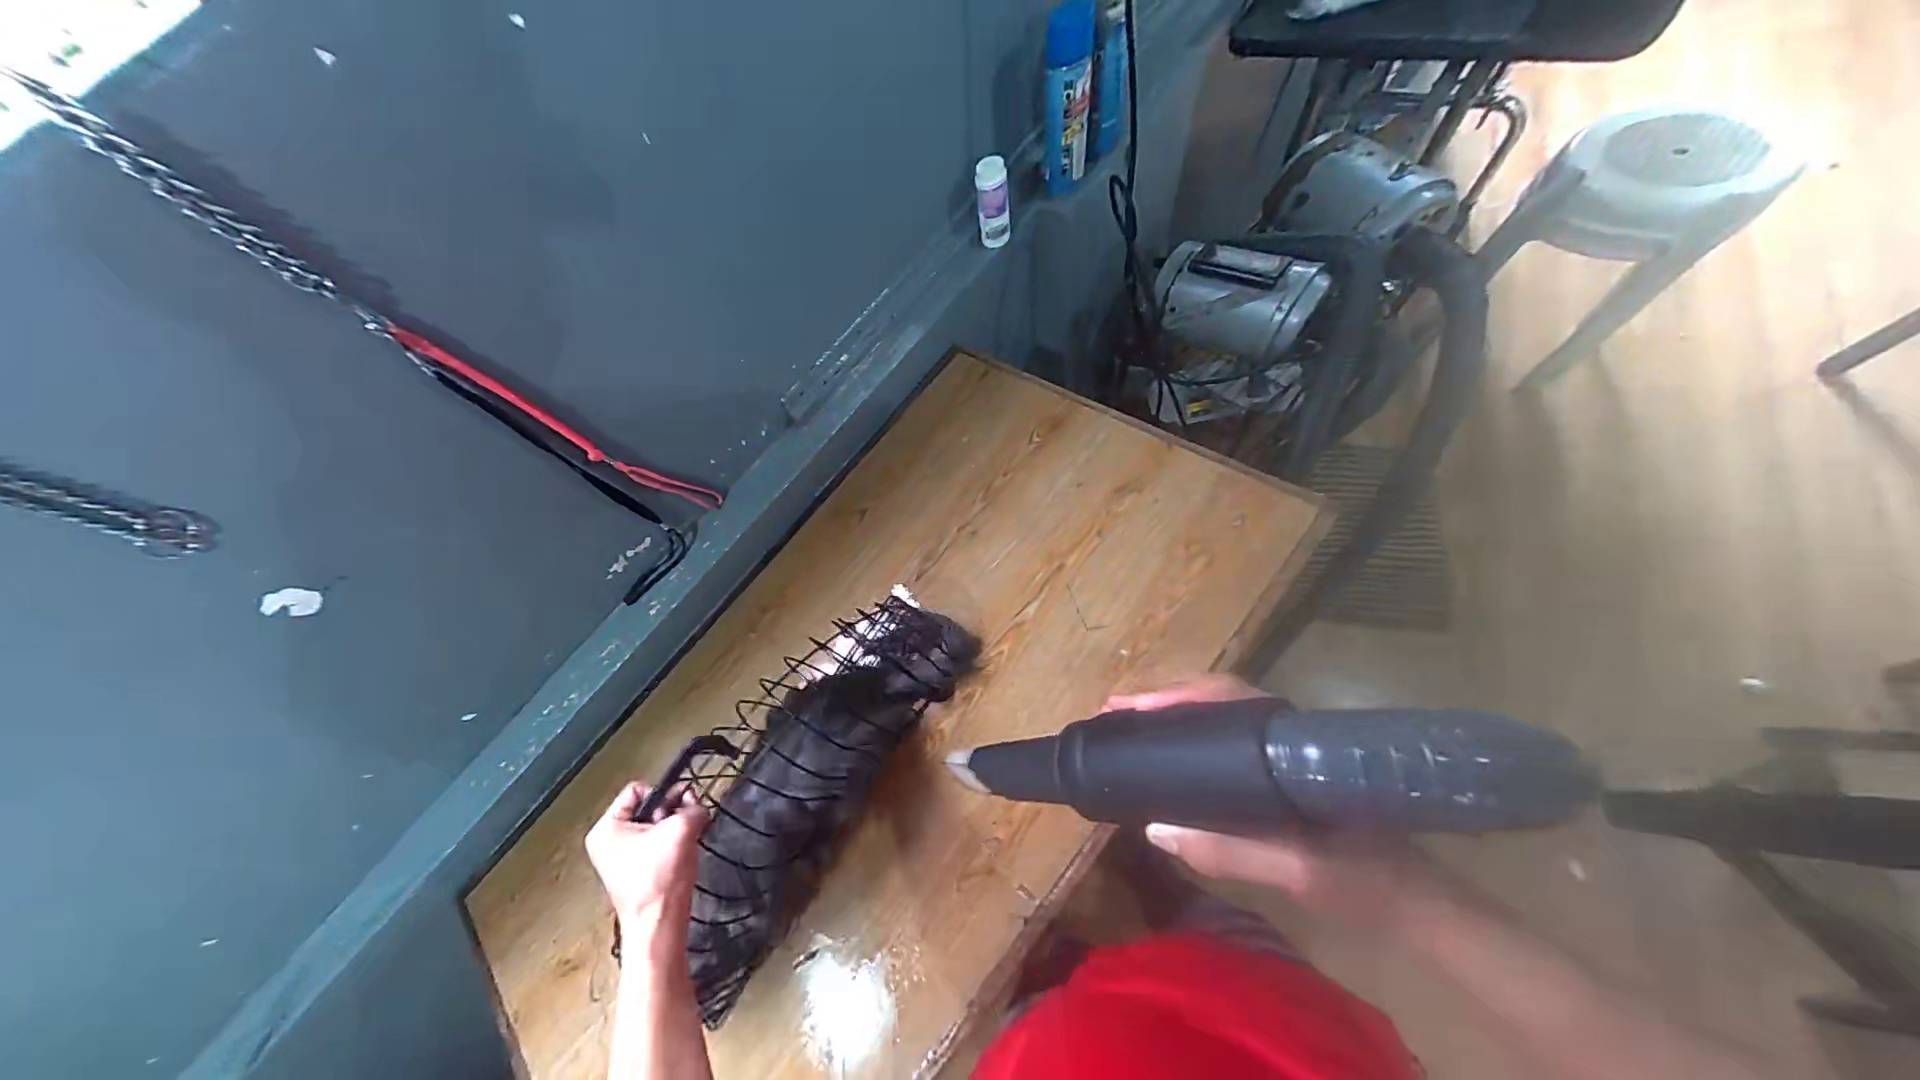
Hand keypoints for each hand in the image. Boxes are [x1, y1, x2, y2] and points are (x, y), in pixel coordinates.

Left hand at [585, 782, 708, 943]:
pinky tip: (682, 851)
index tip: (677, 806)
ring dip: (675, 827)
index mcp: (606, 828)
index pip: (638, 790)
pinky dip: (673, 842)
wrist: (659, 922)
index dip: (663, 794)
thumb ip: (693, 806)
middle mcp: (608, 841)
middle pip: (648, 807)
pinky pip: (657, 842)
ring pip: (655, 824)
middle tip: (684, 820)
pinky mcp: (636, 869)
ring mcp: (621, 857)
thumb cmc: (657, 881)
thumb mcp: (681, 828)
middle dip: (672, 811)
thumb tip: (696, 804)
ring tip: (685, 838)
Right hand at [1114, 673, 1450, 930]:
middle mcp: (1288, 733)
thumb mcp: (1296, 871)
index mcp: (1292, 744)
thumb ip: (1228, 852)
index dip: (1176, 696)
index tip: (1131, 706)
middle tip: (1115, 709)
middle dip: (1164, 696)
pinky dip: (1193, 730)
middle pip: (1218, 695)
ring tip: (1131, 719)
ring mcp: (1287, 748)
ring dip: (1176, 709)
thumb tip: (1154, 829)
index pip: (1227, 698)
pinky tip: (1171, 745)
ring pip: (1223, 711)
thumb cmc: (1364, 881)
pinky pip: (1229, 733)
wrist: (1421, 904)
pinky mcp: (1285, 767)